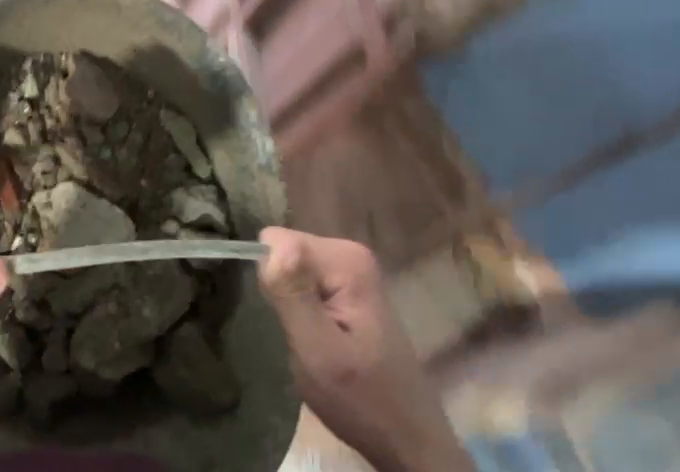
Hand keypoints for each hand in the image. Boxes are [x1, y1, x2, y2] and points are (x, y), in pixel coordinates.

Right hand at [258, 228, 471, 471]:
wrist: (408, 440)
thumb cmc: (361, 400)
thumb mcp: (318, 351)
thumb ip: (293, 293)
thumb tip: (272, 238)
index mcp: (346, 260)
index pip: (276, 240)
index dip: (272, 281)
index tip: (287, 318)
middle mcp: (350, 255)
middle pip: (284, 251)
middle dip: (281, 291)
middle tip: (300, 334)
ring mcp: (351, 272)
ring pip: (289, 268)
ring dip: (289, 303)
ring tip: (306, 339)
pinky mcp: (348, 290)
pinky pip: (303, 283)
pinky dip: (299, 309)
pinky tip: (314, 337)